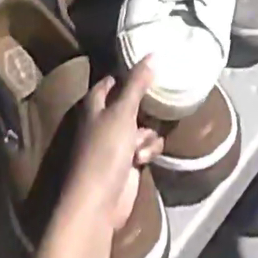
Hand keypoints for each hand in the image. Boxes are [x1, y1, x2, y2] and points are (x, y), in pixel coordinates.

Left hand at [58, 58, 162, 230]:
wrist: (97, 204)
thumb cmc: (105, 151)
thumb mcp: (123, 111)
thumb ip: (137, 83)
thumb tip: (152, 53)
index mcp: (96, 104)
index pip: (113, 80)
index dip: (129, 73)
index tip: (151, 66)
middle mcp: (104, 120)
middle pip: (132, 102)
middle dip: (146, 105)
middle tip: (162, 99)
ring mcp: (116, 142)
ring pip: (143, 125)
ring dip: (147, 133)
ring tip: (142, 144)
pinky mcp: (128, 162)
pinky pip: (146, 145)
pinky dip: (148, 149)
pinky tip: (144, 158)